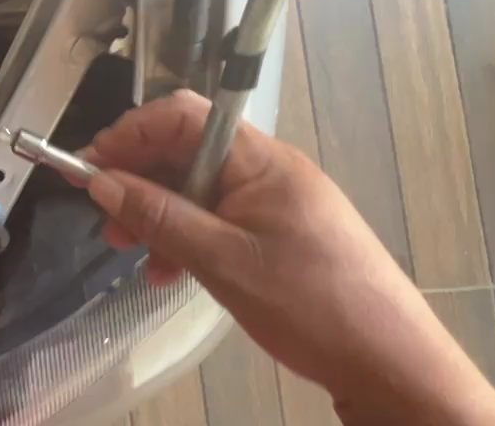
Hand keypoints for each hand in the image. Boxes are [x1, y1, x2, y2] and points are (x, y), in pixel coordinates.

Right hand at [81, 91, 494, 424]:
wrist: (402, 377)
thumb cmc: (314, 306)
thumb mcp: (222, 261)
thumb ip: (157, 216)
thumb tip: (99, 182)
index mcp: (260, 160)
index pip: (180, 116)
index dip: (129, 132)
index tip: (92, 165)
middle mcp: (267, 169)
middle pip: (183, 151)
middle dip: (136, 178)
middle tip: (102, 213)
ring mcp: (275, 202)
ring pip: (195, 188)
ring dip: (156, 213)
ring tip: (127, 249)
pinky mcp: (280, 234)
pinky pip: (217, 218)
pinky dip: (185, 236)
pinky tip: (168, 270)